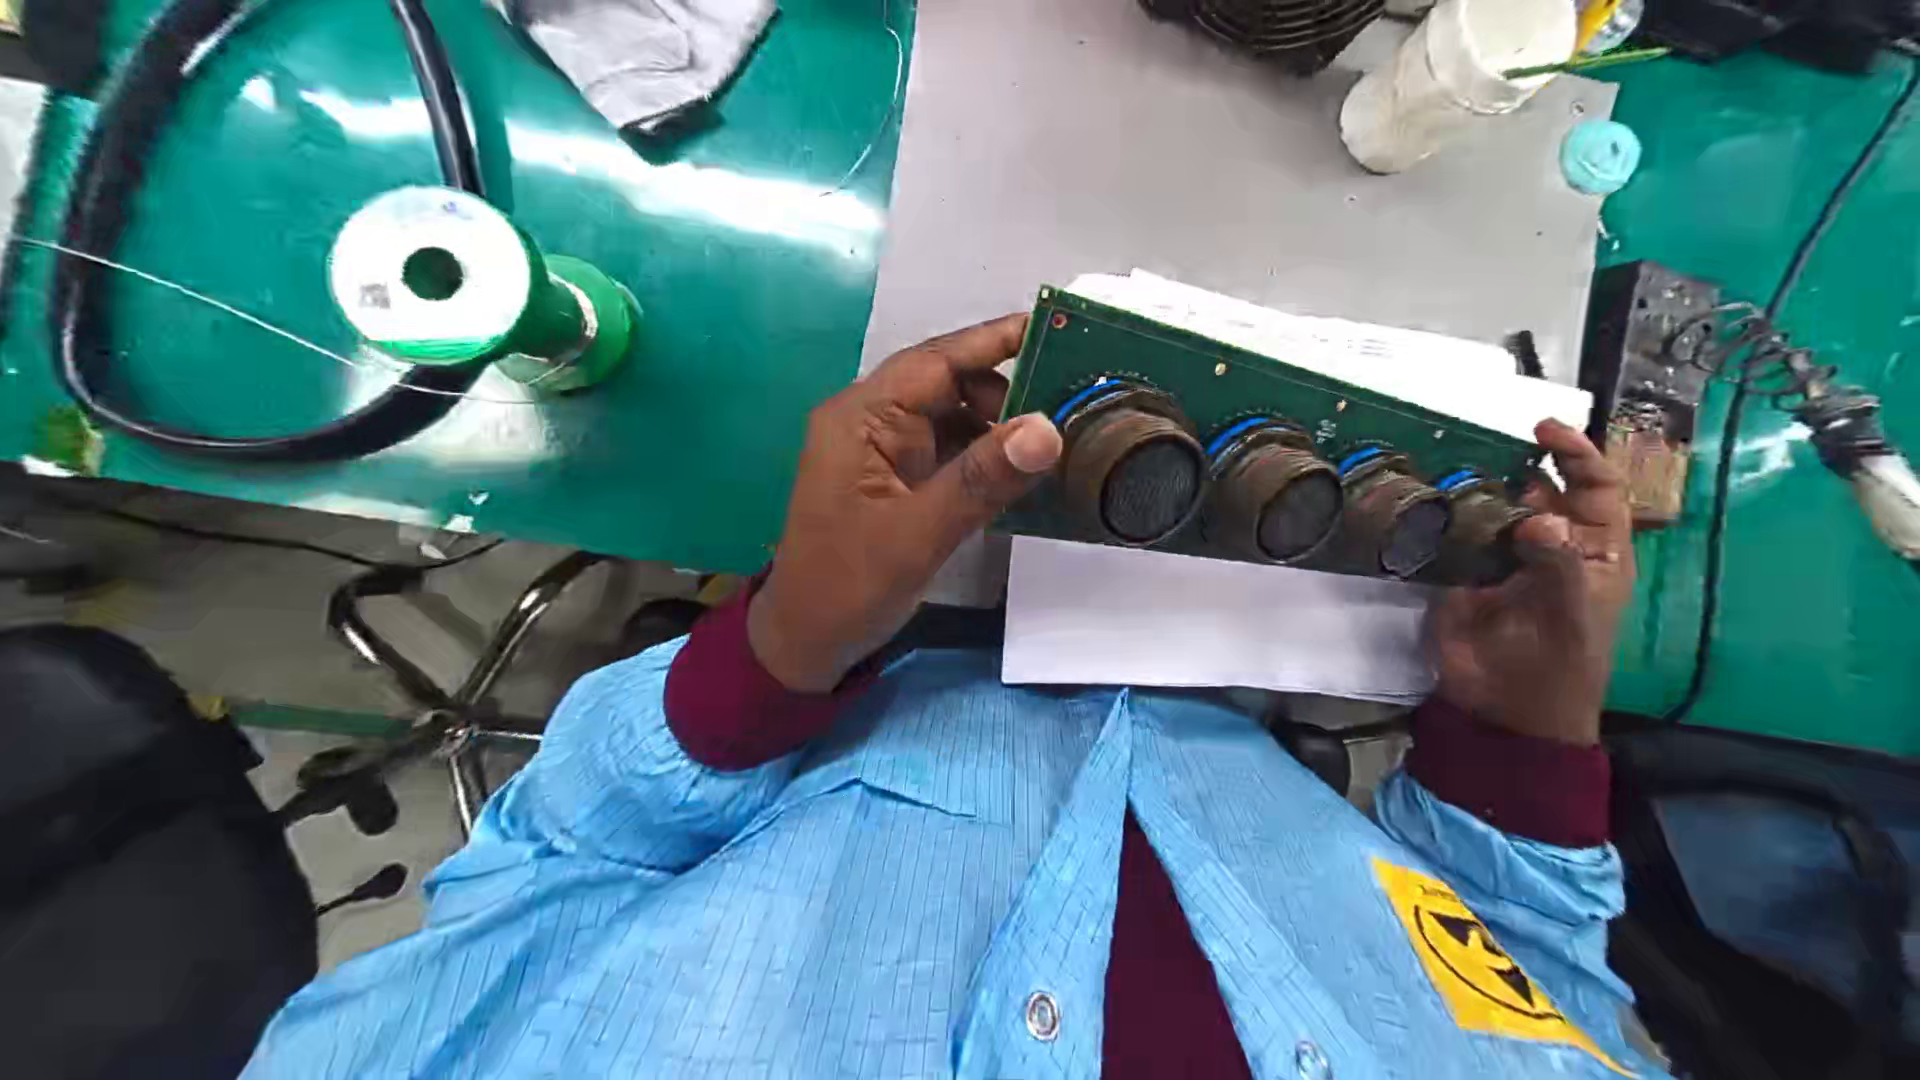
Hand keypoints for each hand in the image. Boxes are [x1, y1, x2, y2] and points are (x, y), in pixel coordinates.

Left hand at [748, 315, 1063, 691]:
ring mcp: (884, 451)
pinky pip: (948, 451)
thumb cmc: (849, 586)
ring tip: (1054, 440)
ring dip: (998, 427)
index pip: (935, 361)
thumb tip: (1048, 428)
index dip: (994, 342)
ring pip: (951, 418)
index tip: (1054, 328)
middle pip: (946, 385)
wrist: (808, 640)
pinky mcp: (897, 479)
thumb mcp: (919, 533)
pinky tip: (1021, 470)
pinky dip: (984, 456)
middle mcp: (871, 422)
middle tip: (1067, 407)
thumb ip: (981, 479)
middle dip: (1005, 392)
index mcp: (861, 418)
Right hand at [1430, 419, 1634, 745]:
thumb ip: (1558, 566)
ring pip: (1491, 511)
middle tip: (1483, 440)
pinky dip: (1440, 519)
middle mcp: (1548, 548)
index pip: (1594, 493)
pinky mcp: (1459, 574)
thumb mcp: (1570, 615)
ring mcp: (1500, 560)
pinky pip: (1452, 538)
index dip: (1577, 457)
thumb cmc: (1558, 664)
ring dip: (1474, 488)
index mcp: (1594, 553)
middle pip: (1539, 493)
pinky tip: (1423, 501)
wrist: (1504, 705)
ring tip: (1448, 462)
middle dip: (1519, 464)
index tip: (1546, 429)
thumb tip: (1538, 516)